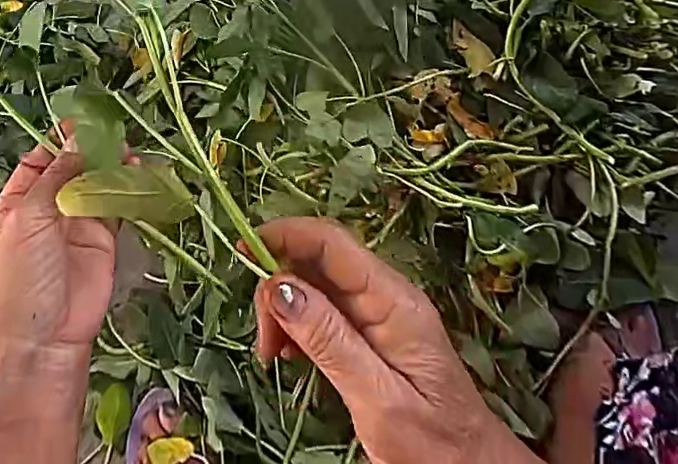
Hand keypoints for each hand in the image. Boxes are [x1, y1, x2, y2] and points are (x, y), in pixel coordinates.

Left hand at [0, 125, 117, 463]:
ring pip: (96, 183)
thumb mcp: (27, 220)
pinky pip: (116, 204)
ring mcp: (76, 224)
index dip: (57, 139)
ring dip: (110, 164)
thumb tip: (77, 141)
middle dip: (89, 147)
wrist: (44, 342)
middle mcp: (47, 210)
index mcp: (16, 205)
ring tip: (127, 146)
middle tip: (111, 129)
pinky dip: (127, 186)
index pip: (38, 160)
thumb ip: (55, 177)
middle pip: (71, 167)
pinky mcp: (103, 239)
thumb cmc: (21, 279)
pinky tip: (137, 170)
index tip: (80, 119)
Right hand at [251, 218, 541, 463]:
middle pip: (316, 260)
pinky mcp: (367, 329)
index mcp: (392, 299)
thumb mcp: (378, 401)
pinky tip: (290, 354)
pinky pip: (320, 309)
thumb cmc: (434, 448)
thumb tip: (279, 285)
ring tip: (273, 354)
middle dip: (278, 284)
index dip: (285, 234)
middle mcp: (382, 293)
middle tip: (263, 339)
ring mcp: (375, 310)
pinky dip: (296, 324)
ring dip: (283, 308)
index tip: (243, 250)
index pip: (331, 242)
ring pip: (313, 283)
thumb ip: (330, 341)